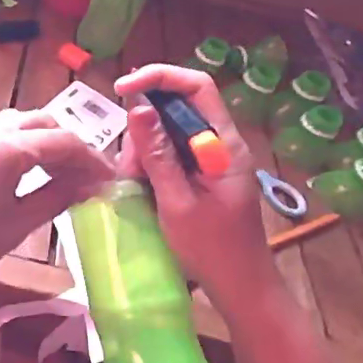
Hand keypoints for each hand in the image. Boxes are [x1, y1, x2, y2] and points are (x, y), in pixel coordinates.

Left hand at [0, 109, 115, 315]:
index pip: (63, 141)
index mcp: (4, 146)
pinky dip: (16, 144)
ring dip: (41, 142)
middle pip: (39, 122)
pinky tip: (24, 172)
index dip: (92, 160)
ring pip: (15, 123)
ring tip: (60, 175)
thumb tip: (92, 184)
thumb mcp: (16, 224)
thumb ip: (56, 196)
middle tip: (87, 177)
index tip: (111, 181)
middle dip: (68, 145)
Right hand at [113, 64, 282, 304]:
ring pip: (165, 130)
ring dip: (142, 151)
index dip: (158, 77)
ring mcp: (210, 156)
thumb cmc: (211, 248)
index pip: (196, 86)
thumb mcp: (176, 201)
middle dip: (142, 128)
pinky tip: (143, 188)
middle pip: (174, 107)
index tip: (122, 88)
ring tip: (136, 185)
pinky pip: (168, 150)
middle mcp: (220, 142)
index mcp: (223, 144)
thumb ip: (157, 154)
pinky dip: (148, 163)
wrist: (240, 285)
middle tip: (129, 168)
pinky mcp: (201, 170)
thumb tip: (137, 108)